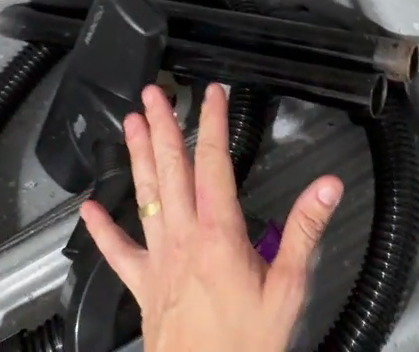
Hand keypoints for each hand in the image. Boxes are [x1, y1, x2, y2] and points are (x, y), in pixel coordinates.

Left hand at [80, 82, 344, 351]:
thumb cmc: (249, 344)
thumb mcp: (289, 288)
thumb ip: (305, 231)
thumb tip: (329, 185)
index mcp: (219, 234)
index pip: (213, 163)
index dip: (212, 122)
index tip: (211, 92)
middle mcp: (183, 240)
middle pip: (170, 170)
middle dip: (163, 127)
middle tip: (154, 94)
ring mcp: (158, 262)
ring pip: (145, 198)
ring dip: (138, 156)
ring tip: (130, 123)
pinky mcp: (144, 288)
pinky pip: (118, 254)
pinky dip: (101, 230)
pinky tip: (88, 209)